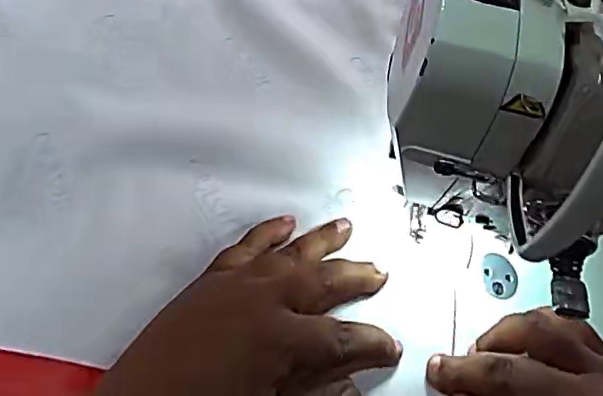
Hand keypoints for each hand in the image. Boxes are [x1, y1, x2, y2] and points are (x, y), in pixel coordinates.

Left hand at [95, 216, 401, 395]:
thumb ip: (312, 392)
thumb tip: (347, 387)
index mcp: (282, 339)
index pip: (343, 338)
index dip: (371, 344)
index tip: (387, 346)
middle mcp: (264, 299)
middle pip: (323, 280)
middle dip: (355, 276)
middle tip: (379, 272)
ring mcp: (239, 281)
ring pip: (291, 250)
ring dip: (320, 238)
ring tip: (344, 227)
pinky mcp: (215, 275)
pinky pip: (249, 243)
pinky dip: (269, 230)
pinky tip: (284, 222)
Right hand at [428, 309, 602, 395]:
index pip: (509, 374)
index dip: (465, 375)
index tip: (441, 374)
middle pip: (530, 334)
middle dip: (486, 347)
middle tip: (460, 364)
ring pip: (557, 323)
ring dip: (515, 330)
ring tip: (492, 349)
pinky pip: (580, 332)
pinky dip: (548, 332)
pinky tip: (533, 344)